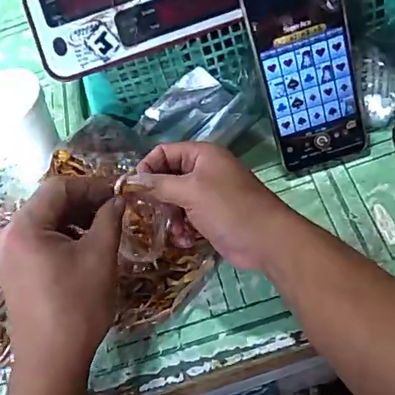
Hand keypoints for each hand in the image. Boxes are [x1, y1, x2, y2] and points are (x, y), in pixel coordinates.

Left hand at [0, 176, 123, 373]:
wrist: (51, 360)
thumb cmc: (77, 306)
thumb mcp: (100, 256)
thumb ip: (109, 219)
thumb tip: (117, 200)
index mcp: (24, 227)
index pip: (58, 187)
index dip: (92, 185)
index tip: (121, 192)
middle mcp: (8, 235)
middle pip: (48, 203)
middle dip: (84, 202)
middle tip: (117, 209)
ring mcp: (7, 255)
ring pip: (45, 223)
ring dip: (76, 220)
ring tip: (106, 229)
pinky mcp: (14, 272)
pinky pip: (39, 242)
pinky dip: (64, 238)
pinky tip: (86, 248)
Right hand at [123, 143, 299, 271]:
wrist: (266, 240)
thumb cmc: (229, 208)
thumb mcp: (190, 192)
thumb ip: (158, 185)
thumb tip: (128, 181)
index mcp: (202, 155)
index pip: (162, 153)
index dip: (146, 169)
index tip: (134, 190)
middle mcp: (205, 171)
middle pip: (167, 179)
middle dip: (159, 199)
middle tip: (150, 215)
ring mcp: (210, 196)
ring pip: (175, 202)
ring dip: (170, 218)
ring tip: (175, 232)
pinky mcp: (212, 218)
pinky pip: (187, 219)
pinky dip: (183, 230)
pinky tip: (186, 241)